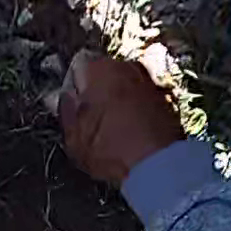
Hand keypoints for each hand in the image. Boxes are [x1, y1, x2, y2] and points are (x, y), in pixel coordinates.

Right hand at [57, 50, 187, 185]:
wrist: (158, 165)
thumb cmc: (111, 151)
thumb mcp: (74, 138)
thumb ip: (66, 111)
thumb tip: (63, 98)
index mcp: (99, 69)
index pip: (77, 68)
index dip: (74, 91)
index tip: (74, 111)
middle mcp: (127, 66)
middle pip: (104, 75)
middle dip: (98, 94)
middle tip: (93, 126)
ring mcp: (150, 80)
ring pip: (126, 87)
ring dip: (120, 103)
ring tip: (115, 135)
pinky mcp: (168, 98)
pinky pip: (144, 101)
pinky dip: (138, 113)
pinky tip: (134, 137)